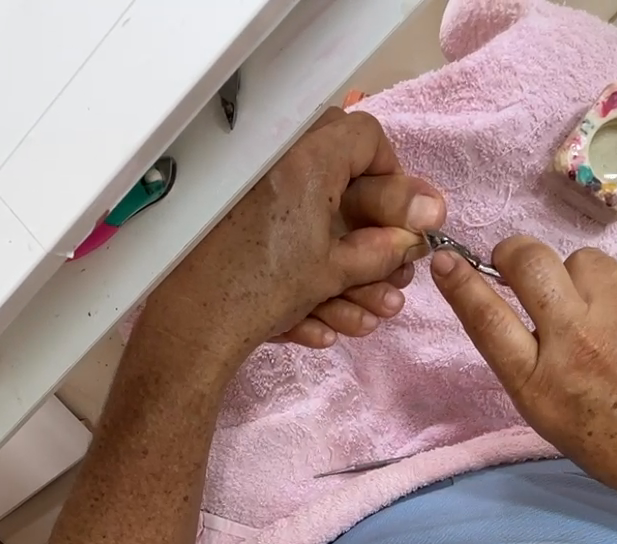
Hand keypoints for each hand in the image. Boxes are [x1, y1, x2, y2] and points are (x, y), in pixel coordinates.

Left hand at [140, 108, 445, 360]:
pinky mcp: (232, 227)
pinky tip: (321, 332)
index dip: (390, 177)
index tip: (399, 218)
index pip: (366, 137)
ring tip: (367, 320)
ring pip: (312, 223)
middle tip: (387, 270)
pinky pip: (278, 247)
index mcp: (308, 159)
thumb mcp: (336, 269)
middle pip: (341, 175)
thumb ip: (384, 247)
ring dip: (343, 276)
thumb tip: (420, 230)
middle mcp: (279, 164)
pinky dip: (301, 288)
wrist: (196, 324)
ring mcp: (252, 195)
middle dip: (368, 230)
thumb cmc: (265, 289)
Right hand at [431, 237, 616, 502]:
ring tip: (592, 311)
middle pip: (531, 262)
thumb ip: (524, 361)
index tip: (445, 261)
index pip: (487, 318)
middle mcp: (578, 340)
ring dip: (575, 277)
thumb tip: (509, 304)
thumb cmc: (611, 442)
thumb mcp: (547, 413)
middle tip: (517, 267)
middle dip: (515, 254)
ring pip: (583, 260)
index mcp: (539, 381)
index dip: (460, 284)